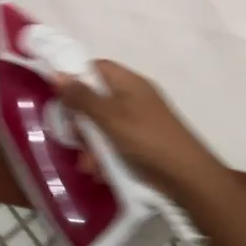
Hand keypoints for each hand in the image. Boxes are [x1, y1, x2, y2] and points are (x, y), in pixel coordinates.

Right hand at [57, 60, 215, 188]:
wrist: (188, 177)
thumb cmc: (146, 138)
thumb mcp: (109, 116)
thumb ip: (82, 97)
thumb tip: (57, 75)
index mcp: (128, 82)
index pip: (95, 67)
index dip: (76, 77)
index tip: (61, 97)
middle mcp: (133, 96)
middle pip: (95, 98)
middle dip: (81, 120)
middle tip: (73, 137)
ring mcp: (138, 120)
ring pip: (102, 124)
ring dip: (91, 143)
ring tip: (88, 163)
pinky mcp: (142, 143)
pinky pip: (114, 142)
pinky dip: (105, 155)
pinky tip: (99, 171)